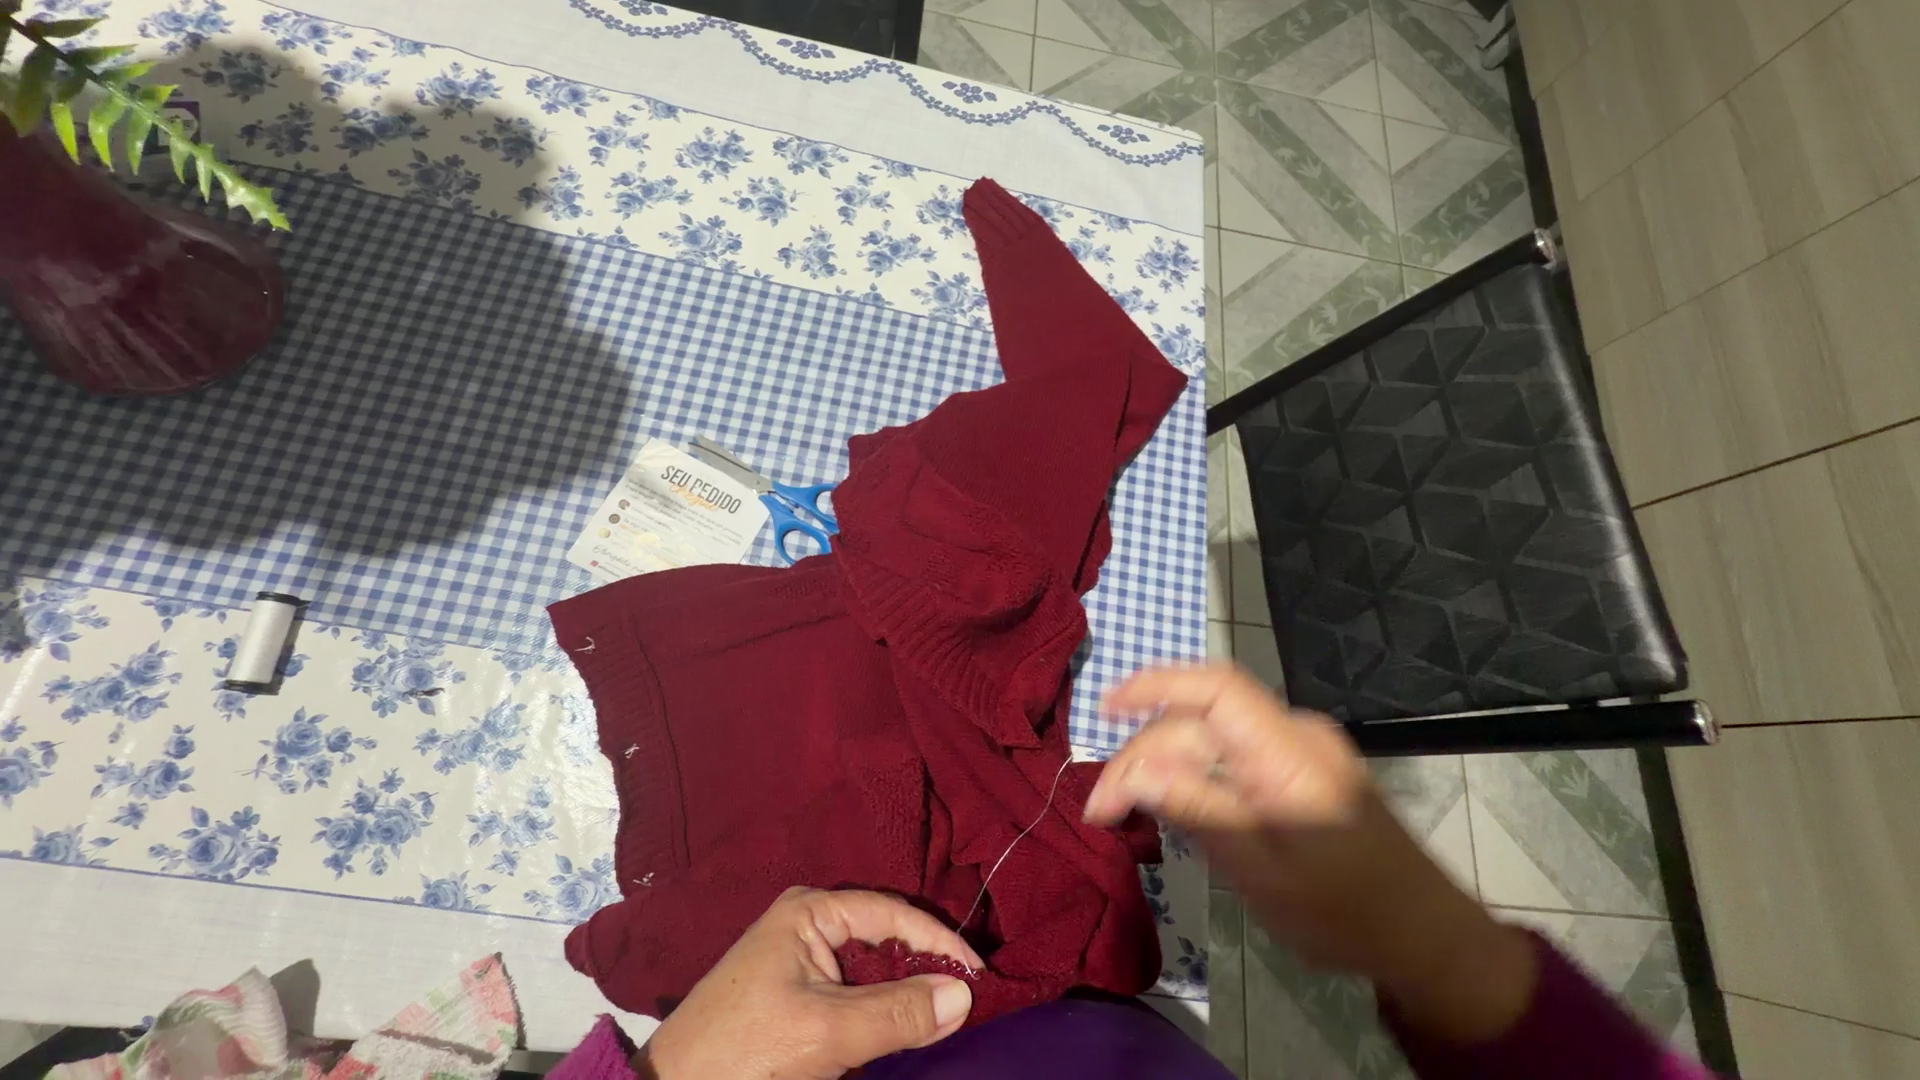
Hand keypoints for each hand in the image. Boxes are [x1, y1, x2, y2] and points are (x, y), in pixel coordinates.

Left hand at [638, 887, 981, 1079]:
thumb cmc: (746, 1054)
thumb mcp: (826, 1033)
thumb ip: (896, 1012)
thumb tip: (965, 995)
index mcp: (811, 910)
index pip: (893, 913)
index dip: (939, 942)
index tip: (979, 977)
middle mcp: (809, 921)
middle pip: (886, 935)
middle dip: (927, 964)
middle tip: (969, 997)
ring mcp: (802, 956)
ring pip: (874, 965)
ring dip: (907, 988)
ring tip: (947, 1013)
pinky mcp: (799, 991)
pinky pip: (856, 989)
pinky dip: (884, 1006)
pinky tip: (907, 1026)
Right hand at [1084, 664, 1535, 1043]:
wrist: (1423, 936)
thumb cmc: (1346, 913)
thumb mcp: (1264, 874)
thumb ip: (1201, 813)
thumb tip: (1136, 770)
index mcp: (1291, 756)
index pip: (1216, 689)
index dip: (1154, 685)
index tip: (1104, 713)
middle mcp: (1294, 735)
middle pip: (1200, 720)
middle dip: (1143, 755)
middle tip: (1101, 810)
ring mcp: (1297, 748)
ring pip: (1210, 736)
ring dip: (1161, 764)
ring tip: (1122, 808)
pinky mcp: (1295, 766)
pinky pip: (1229, 753)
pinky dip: (1190, 772)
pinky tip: (1166, 801)